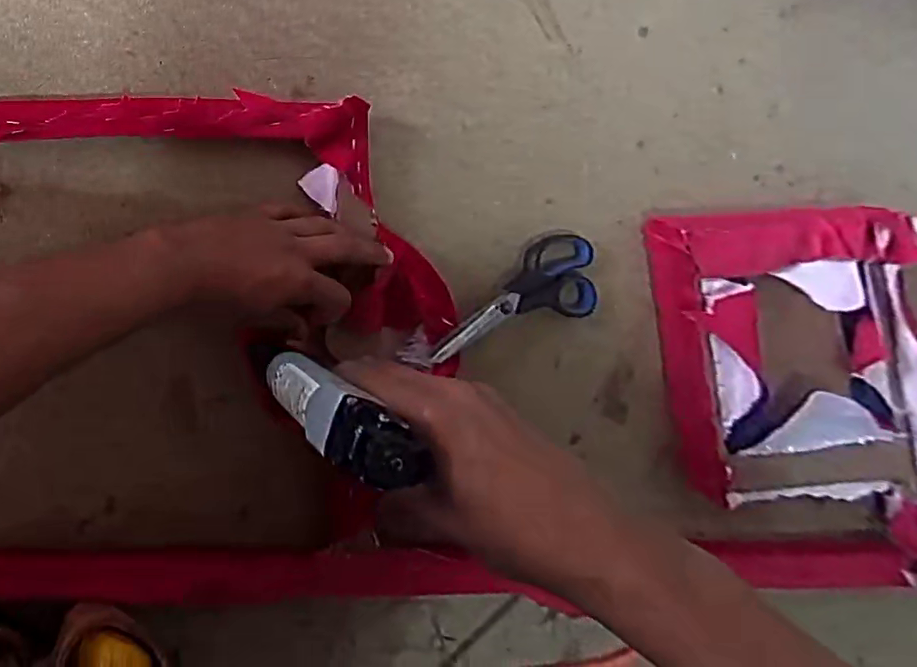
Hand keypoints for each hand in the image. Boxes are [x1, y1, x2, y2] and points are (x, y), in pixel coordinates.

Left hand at [139, 204, 394, 338]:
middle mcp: (296, 249)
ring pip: (321, 224)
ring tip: (358, 234)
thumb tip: (301, 326)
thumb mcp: (253, 315)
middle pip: (343, 247)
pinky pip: (290, 211)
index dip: (337, 310)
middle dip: (368, 254)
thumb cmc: (216, 296)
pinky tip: (311, 219)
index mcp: (299, 279)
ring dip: (344, 230)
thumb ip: (283, 318)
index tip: (323, 320)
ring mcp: (278, 226)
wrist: (183, 260)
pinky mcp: (258, 213)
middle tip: (386, 257)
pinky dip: (306, 216)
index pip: (335, 295)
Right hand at [337, 359, 651, 597]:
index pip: (373, 374)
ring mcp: (484, 398)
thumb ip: (398, 509)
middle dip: (360, 388)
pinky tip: (424, 446)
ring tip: (377, 435)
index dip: (336, 377)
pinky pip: (445, 398)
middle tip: (337, 416)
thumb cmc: (519, 527)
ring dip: (392, 399)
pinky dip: (421, 409)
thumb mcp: (447, 522)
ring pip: (420, 384)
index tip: (312, 390)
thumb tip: (373, 513)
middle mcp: (460, 390)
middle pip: (394, 373)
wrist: (605, 542)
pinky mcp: (500, 412)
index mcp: (441, 408)